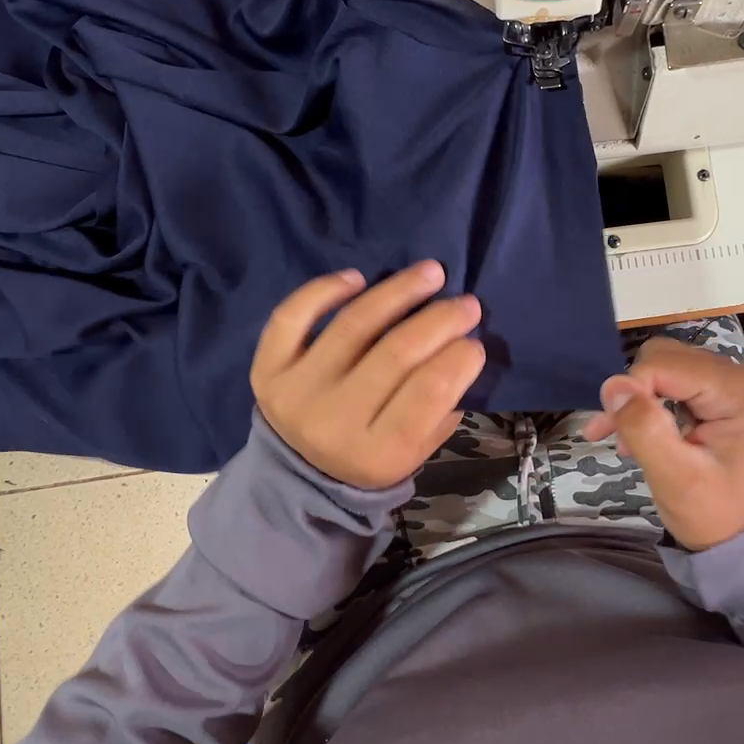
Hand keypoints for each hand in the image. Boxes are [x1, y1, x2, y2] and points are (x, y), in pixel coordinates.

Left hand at [251, 261, 485, 489]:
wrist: (299, 471)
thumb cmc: (372, 454)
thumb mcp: (416, 451)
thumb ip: (442, 407)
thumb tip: (465, 346)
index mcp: (377, 453)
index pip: (428, 392)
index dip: (459, 359)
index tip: (476, 341)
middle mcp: (333, 422)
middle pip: (396, 354)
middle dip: (440, 320)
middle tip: (467, 303)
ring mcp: (297, 392)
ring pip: (353, 326)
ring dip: (397, 291)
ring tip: (431, 272)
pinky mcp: (267, 369)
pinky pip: (290, 317)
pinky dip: (323, 290)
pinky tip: (358, 277)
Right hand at [583, 337, 743, 550]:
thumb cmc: (715, 515)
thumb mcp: (675, 479)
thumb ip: (644, 429)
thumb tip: (612, 385)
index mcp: (738, 390)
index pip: (663, 365)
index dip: (631, 391)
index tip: (609, 429)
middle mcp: (738, 375)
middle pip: (662, 358)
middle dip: (632, 393)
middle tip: (615, 435)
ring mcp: (730, 382)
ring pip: (661, 366)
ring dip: (637, 398)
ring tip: (625, 440)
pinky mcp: (719, 391)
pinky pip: (670, 380)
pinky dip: (648, 402)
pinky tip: (637, 434)